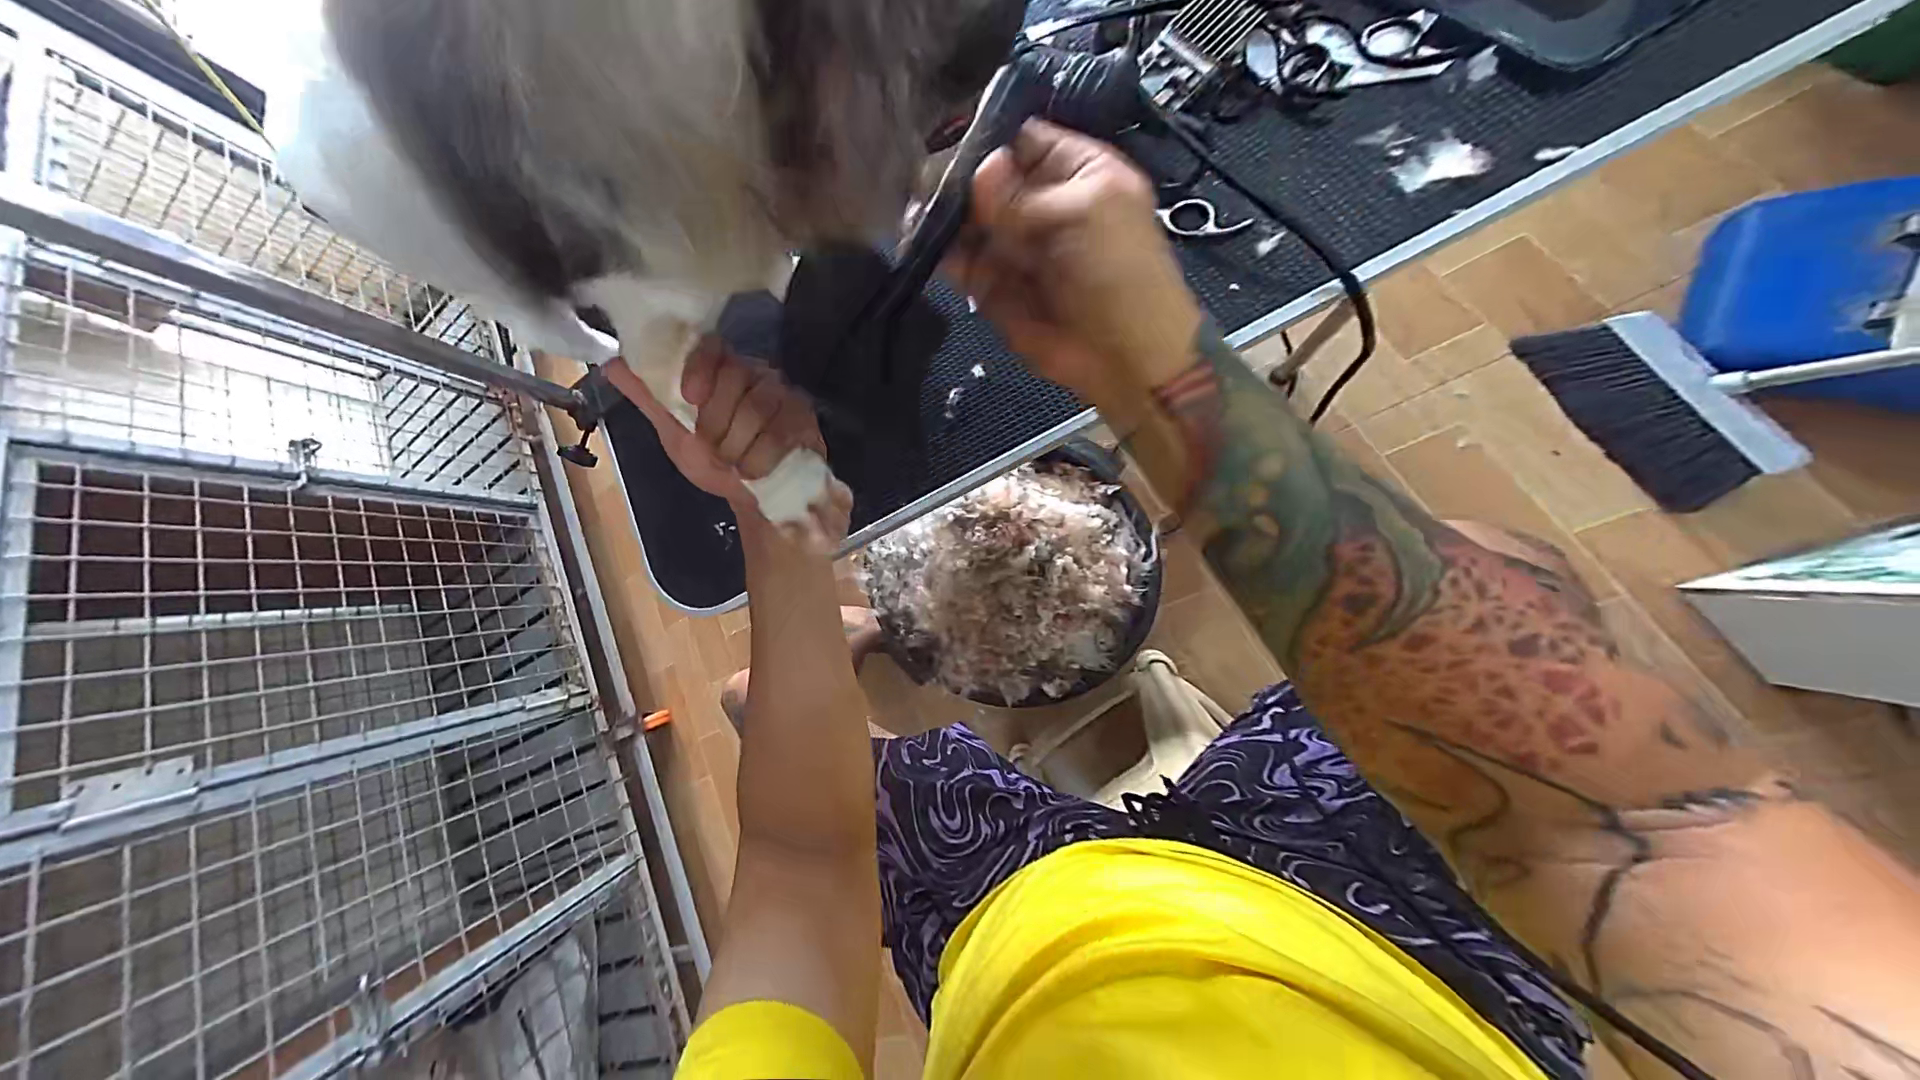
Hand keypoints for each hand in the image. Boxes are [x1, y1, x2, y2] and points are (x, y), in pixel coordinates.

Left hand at [604, 340, 851, 550]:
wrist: (756, 501)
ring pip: (757, 407)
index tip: (690, 396)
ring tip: (734, 464)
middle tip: (712, 448)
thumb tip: (613, 364)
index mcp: (724, 373)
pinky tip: (753, 472)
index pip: (714, 347)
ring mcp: (785, 398)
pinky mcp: (805, 422)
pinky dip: (759, 459)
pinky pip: (779, 434)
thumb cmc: (716, 465)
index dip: (700, 366)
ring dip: (737, 445)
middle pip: (736, 378)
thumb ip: (650, 401)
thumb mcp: (677, 435)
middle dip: (716, 421)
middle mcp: (758, 376)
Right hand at [945, 119, 1203, 400]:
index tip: (947, 131)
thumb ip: (1023, 193)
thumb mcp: (1083, 213)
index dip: (988, 133)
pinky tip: (924, 236)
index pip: (1023, 139)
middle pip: (987, 178)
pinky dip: (941, 250)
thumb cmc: (1119, 274)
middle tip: (923, 173)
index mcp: (1077, 173)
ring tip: (916, 203)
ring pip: (968, 218)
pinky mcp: (993, 286)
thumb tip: (980, 167)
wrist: (1122, 356)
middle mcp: (1041, 206)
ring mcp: (1015, 248)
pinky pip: (961, 261)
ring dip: (942, 210)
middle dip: (956, 173)